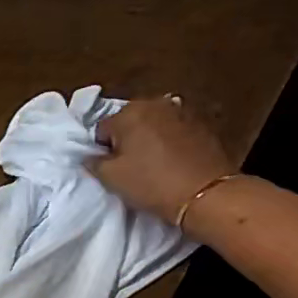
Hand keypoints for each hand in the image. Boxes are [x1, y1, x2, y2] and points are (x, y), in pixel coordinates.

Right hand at [89, 96, 237, 224]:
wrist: (207, 194)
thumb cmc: (153, 184)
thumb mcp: (112, 178)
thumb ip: (94, 163)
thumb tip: (90, 155)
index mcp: (127, 113)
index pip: (103, 130)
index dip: (104, 151)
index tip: (113, 169)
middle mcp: (153, 103)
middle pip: (129, 121)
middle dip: (128, 139)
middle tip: (133, 166)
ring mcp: (180, 111)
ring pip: (153, 123)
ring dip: (150, 137)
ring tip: (156, 162)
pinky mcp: (201, 123)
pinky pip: (175, 129)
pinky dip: (171, 139)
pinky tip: (175, 159)